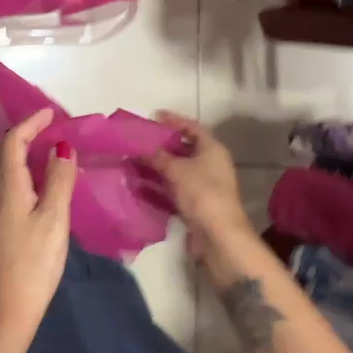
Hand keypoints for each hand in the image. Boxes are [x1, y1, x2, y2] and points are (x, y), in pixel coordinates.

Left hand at [0, 109, 74, 350]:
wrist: (6, 311)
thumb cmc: (34, 264)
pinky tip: (38, 184)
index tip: (51, 113)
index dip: (30, 124)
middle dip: (23, 134)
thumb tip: (62, 147)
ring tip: (47, 151)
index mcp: (7, 187)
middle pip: (1, 152)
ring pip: (1, 169)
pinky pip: (5, 185)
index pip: (12, 142)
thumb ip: (59, 182)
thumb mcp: (54, 220)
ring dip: (20, 153)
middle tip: (48, 129)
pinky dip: (20, 172)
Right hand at [145, 113, 250, 248]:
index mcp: (212, 149)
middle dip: (161, 145)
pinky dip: (159, 185)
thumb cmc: (201, 193)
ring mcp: (204, 184)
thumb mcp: (176, 169)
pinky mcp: (196, 202)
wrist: (218, 235)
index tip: (153, 116)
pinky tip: (141, 184)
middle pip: (184, 148)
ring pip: (177, 169)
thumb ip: (156, 156)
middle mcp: (210, 164)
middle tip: (139, 141)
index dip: (174, 120)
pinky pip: (174, 187)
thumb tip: (139, 149)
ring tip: (133, 162)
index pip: (192, 127)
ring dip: (157, 166)